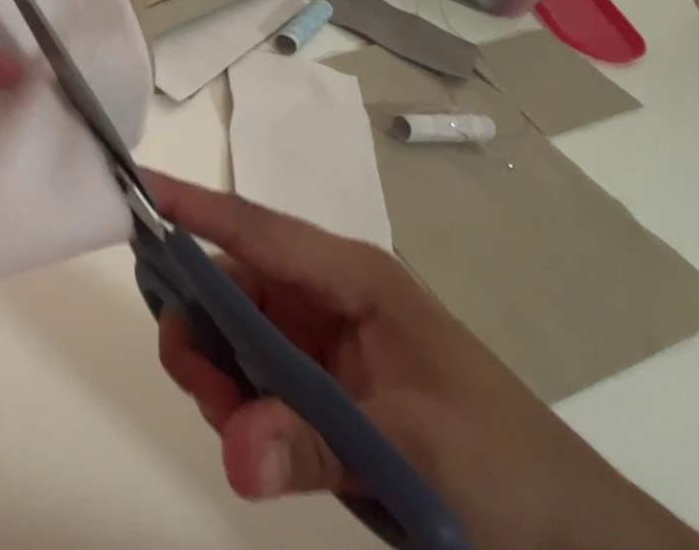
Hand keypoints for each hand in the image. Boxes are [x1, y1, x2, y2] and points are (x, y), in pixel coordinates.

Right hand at [144, 172, 698, 549]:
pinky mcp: (309, 380)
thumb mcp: (413, 453)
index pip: (253, 228)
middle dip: (197, 327)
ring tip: (241, 431)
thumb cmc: (509, 469)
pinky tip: (254, 436)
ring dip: (213, 372)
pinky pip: (242, 369)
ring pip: (225, 328)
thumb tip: (233, 449)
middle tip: (203, 389)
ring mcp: (313, 338)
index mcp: (352, 278)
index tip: (127, 184)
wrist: (571, 538)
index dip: (187, 204)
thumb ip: (313, 446)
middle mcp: (322, 294)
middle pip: (224, 282)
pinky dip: (230, 399)